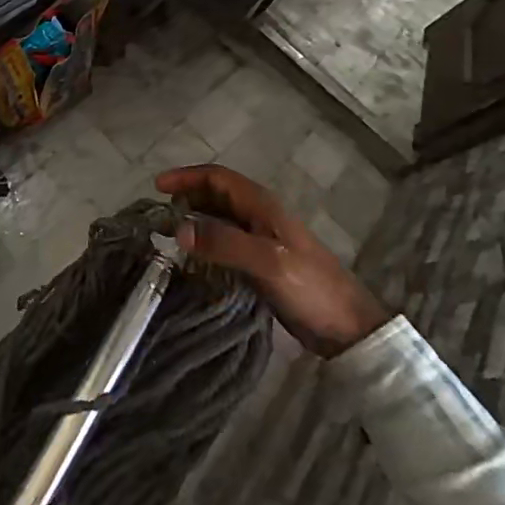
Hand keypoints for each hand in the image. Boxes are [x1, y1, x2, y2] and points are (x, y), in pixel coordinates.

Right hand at [156, 164, 393, 357]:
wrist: (347, 328)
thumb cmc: (310, 288)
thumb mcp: (267, 262)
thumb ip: (224, 243)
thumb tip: (178, 229)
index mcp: (262, 205)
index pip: (218, 177)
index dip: (187, 177)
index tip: (157, 187)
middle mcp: (260, 215)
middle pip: (217, 194)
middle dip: (187, 195)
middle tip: (158, 212)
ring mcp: (262, 239)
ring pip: (220, 217)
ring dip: (195, 218)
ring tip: (169, 233)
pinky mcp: (262, 262)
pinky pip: (226, 241)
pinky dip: (206, 242)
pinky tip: (193, 258)